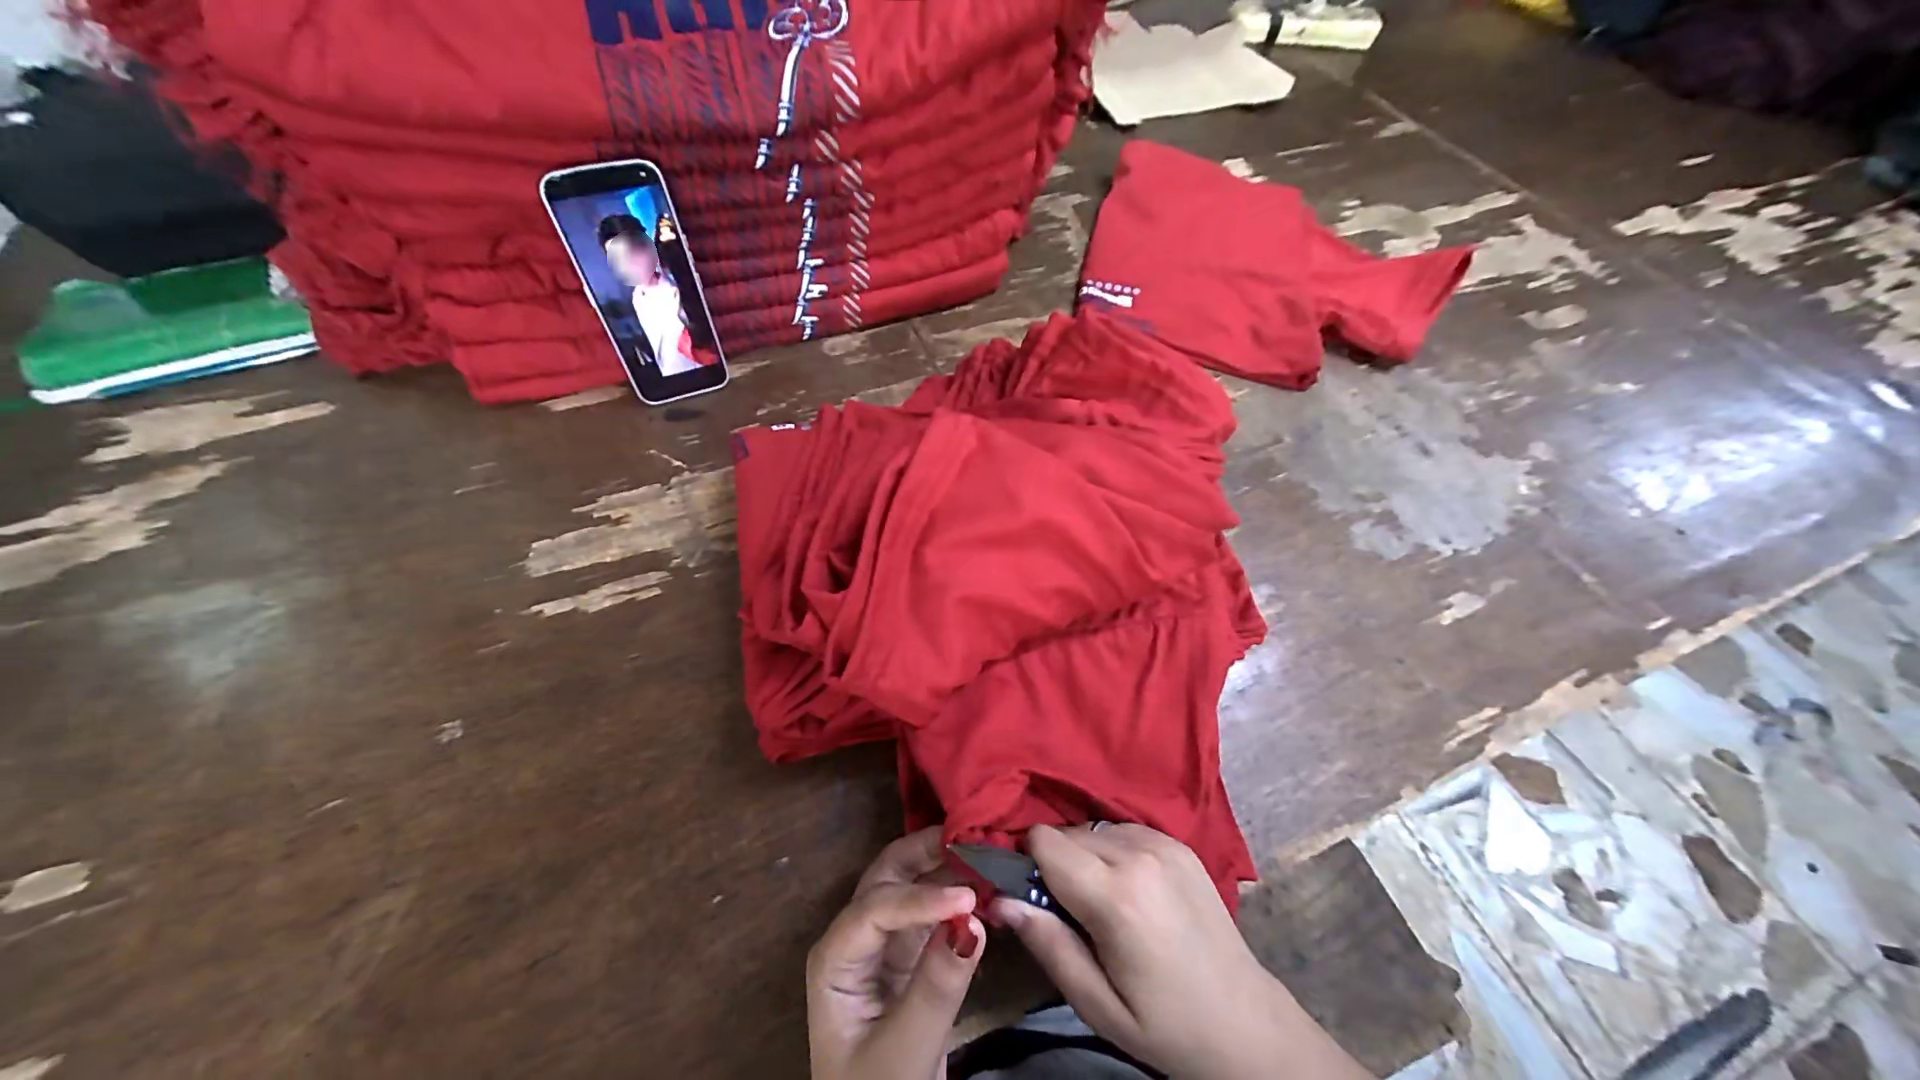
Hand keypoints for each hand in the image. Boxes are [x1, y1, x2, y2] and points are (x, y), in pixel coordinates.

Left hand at [808, 828, 985, 1079]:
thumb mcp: (905, 1051)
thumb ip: (936, 987)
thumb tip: (973, 923)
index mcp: (835, 957)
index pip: (874, 909)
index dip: (920, 898)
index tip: (968, 897)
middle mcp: (856, 937)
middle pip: (888, 876)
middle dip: (928, 852)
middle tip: (974, 838)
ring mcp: (884, 943)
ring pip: (912, 885)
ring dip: (947, 867)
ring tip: (987, 855)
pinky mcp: (911, 955)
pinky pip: (934, 913)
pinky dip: (959, 897)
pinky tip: (987, 890)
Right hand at [992, 824, 1370, 1079]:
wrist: (1248, 1025)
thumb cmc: (1166, 1026)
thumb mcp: (1097, 1005)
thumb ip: (1046, 944)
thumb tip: (998, 900)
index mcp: (1116, 896)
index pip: (1044, 841)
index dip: (1029, 865)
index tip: (1034, 898)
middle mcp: (1139, 854)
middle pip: (1067, 832)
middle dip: (1056, 864)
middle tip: (1071, 911)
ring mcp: (1164, 843)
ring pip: (1093, 828)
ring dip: (1085, 856)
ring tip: (1104, 902)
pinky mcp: (1180, 844)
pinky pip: (1123, 830)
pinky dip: (1113, 852)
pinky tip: (1130, 890)